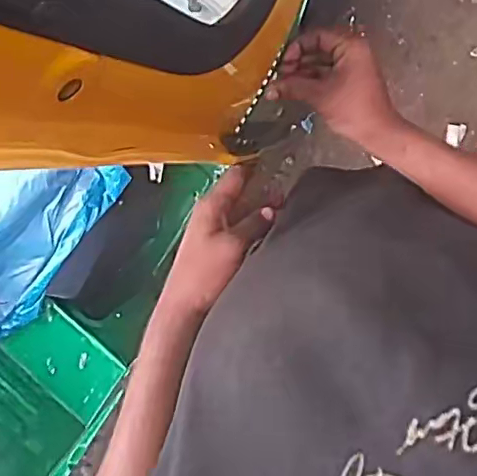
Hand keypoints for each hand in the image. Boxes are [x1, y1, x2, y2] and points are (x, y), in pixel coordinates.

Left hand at [159, 166, 275, 319]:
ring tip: (289, 210)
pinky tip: (273, 233)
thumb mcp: (234, 245)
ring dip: (262, 212)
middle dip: (265, 193)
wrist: (185, 311)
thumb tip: (271, 210)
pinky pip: (242, 230)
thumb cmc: (204, 275)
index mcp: (211, 205)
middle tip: (291, 193)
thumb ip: (254, 224)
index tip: (279, 164)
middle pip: (242, 194)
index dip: (257, 168)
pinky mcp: (219, 249)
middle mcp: (212, 214)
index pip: (236, 176)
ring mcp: (214, 231)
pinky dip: (256, 228)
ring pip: (243, 213)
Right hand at [267, 28, 405, 151]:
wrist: (377, 132)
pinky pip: (327, 72)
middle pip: (318, 48)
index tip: (284, 61)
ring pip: (320, 61)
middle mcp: (354, 51)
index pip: (317, 36)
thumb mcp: (319, 95)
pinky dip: (311, 79)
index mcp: (351, 46)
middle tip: (281, 73)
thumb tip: (272, 87)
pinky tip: (296, 88)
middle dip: (297, 61)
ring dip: (302, 71)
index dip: (297, 48)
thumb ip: (293, 87)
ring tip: (284, 83)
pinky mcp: (350, 79)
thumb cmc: (357, 111)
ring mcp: (353, 65)